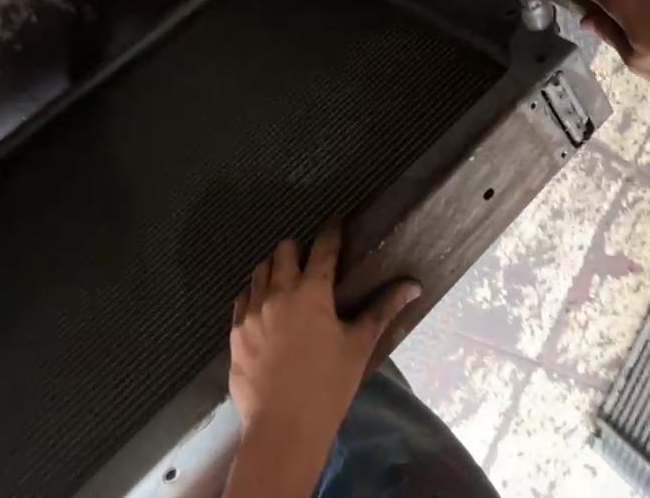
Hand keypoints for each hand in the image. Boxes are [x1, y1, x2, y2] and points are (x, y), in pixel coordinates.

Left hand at [229, 224, 421, 449]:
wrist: (283, 429)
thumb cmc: (328, 385)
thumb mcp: (360, 345)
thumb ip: (384, 309)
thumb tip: (414, 285)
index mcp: (312, 292)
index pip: (323, 248)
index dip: (331, 231)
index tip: (335, 220)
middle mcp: (278, 294)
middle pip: (283, 252)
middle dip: (296, 248)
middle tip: (308, 257)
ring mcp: (252, 313)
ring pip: (258, 273)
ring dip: (273, 268)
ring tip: (284, 278)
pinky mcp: (235, 334)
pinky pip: (241, 301)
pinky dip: (253, 295)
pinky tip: (262, 306)